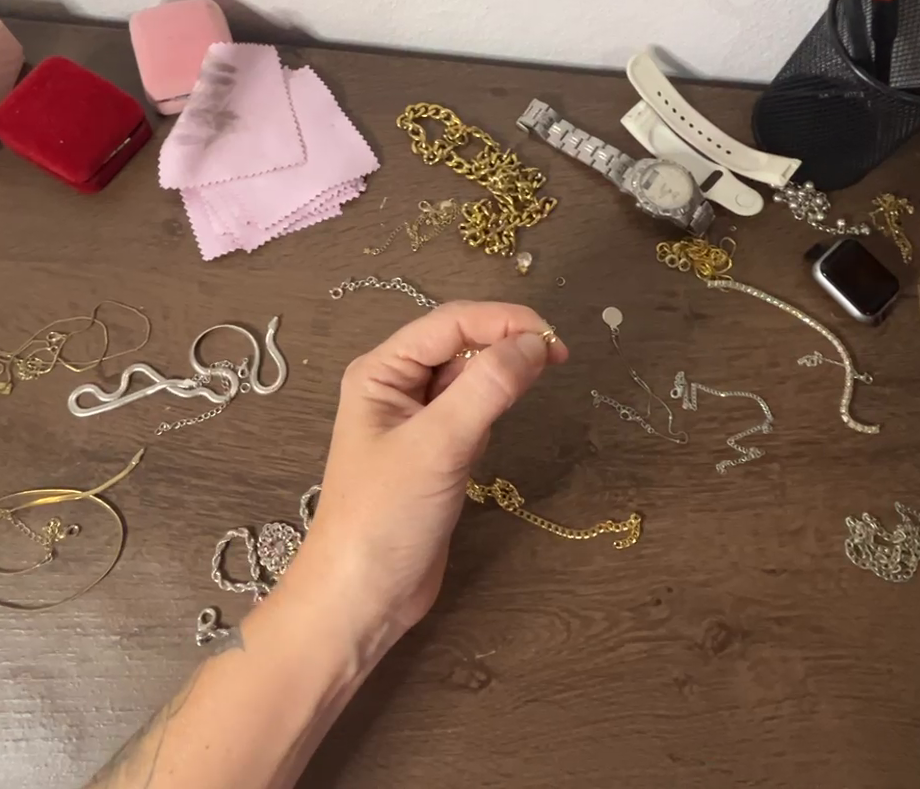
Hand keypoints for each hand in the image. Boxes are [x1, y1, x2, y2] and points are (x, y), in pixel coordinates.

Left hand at [279, 301, 564, 652]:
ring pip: (470, 375)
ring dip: (502, 374)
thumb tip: (537, 342)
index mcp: (382, 370)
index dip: (505, 320)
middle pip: (461, 343)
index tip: (555, 340)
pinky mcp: (436, 449)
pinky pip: (473, 408)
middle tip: (558, 360)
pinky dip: (494, 407)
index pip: (451, 322)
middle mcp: (397, 385)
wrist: (361, 600)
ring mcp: (416, 418)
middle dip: (507, 343)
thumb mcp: (439, 445)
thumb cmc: (386, 517)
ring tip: (537, 383)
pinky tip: (500, 426)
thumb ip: (488, 387)